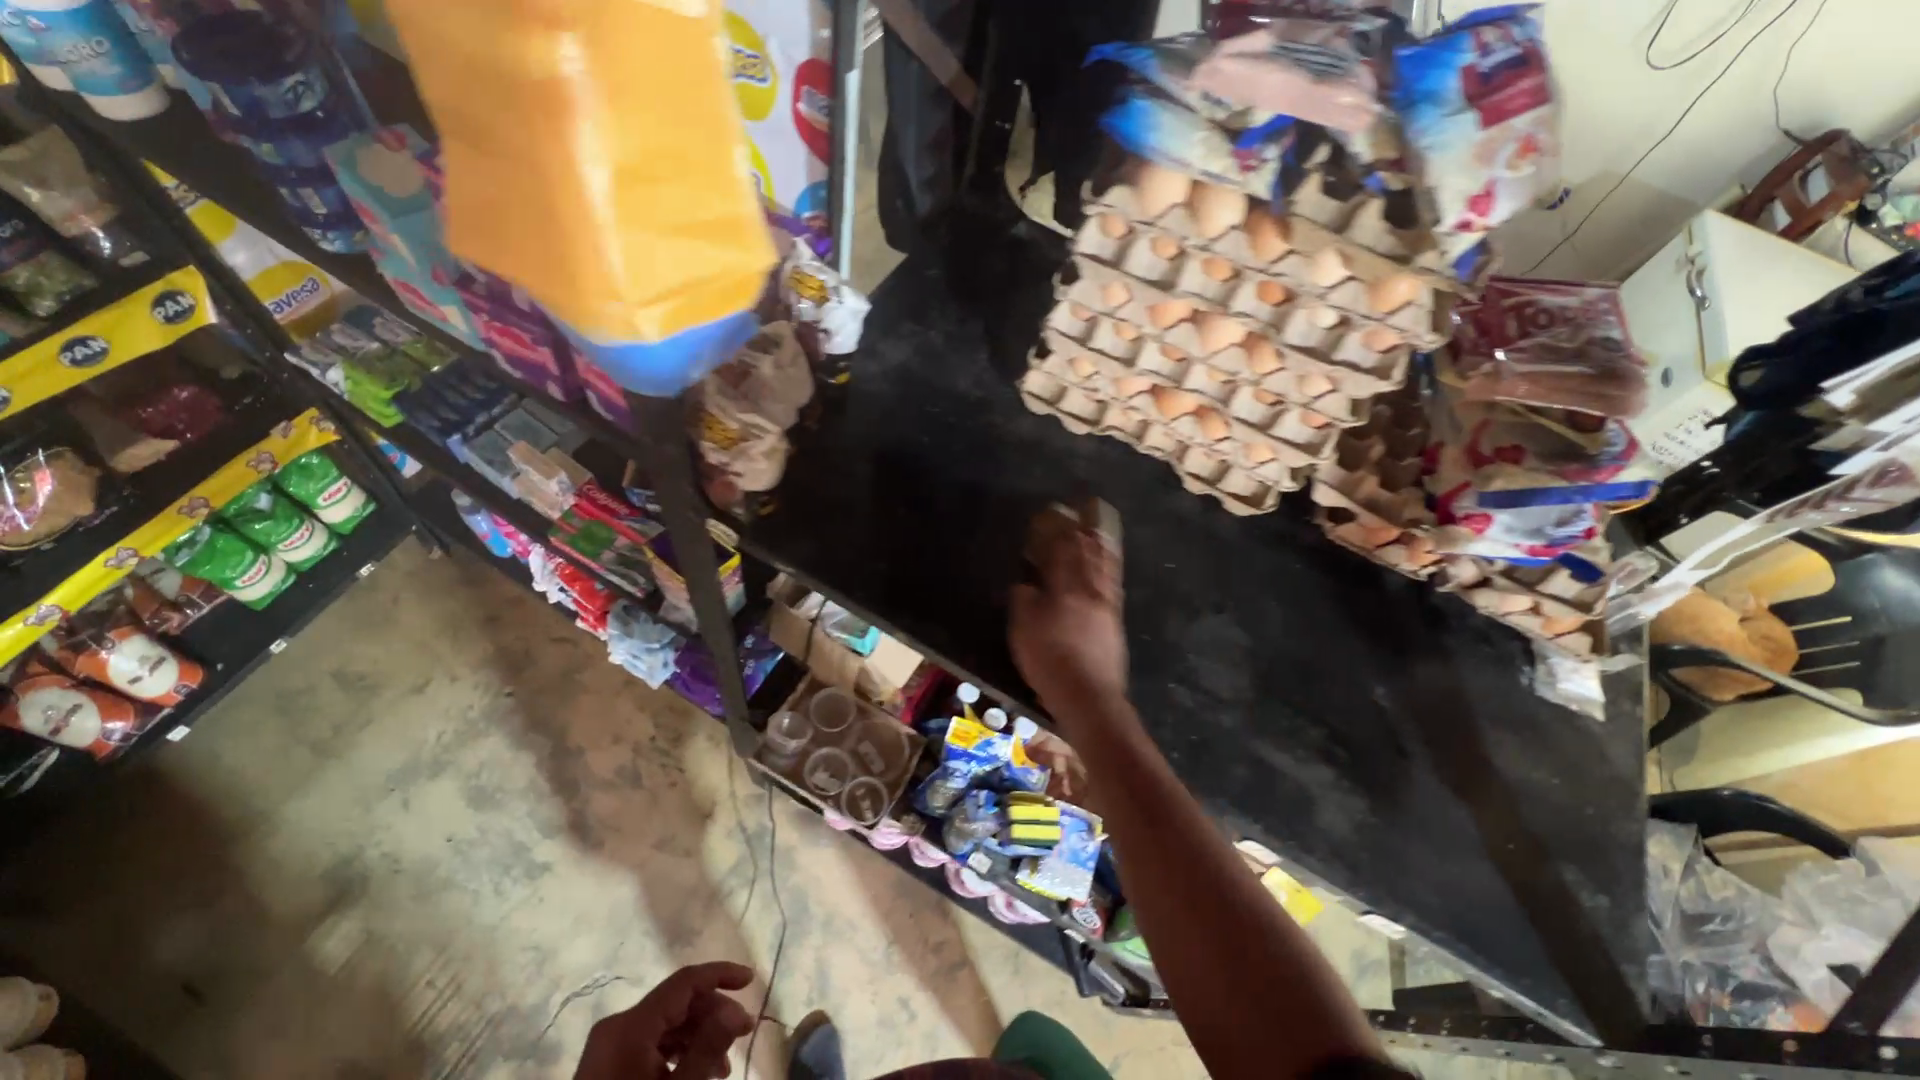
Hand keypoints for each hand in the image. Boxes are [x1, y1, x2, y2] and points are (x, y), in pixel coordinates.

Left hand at [572, 961, 754, 1079]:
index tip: (751, 980)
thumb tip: (735, 1009)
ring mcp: (609, 1044)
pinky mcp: (608, 1062)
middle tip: (742, 1036)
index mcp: (631, 1026)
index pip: (683, 982)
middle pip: (676, 1003)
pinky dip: (677, 1052)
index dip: (719, 974)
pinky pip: (650, 1043)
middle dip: (713, 1015)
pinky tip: (696, 1072)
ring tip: (723, 1069)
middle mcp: (618, 1025)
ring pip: (665, 1024)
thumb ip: (706, 1049)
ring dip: (698, 1038)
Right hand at [1010, 527, 1126, 713]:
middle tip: (1081, 521)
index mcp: (1065, 589)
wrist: (1087, 694)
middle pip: (1087, 558)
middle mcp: (1089, 592)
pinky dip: (1112, 573)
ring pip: (1105, 570)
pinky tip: (1110, 573)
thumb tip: (1025, 583)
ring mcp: (1107, 607)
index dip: (1059, 536)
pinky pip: (1114, 588)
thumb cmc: (1049, 660)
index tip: (1056, 520)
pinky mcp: (1116, 624)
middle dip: (1082, 539)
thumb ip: (1023, 601)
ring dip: (1101, 551)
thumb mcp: (1022, 630)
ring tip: (1098, 537)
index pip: (1062, 554)